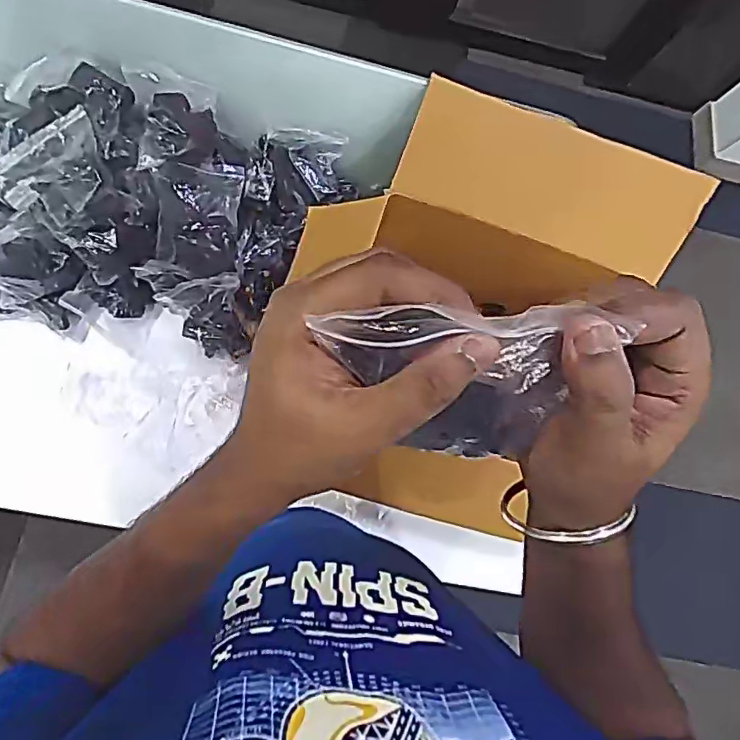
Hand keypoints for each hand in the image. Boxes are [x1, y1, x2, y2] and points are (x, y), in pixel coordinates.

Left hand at [215, 249, 497, 505]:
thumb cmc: (302, 452)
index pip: (379, 274)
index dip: (434, 288)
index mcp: (303, 311)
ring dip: (415, 295)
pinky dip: (397, 307)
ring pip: (371, 277)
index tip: (472, 318)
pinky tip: (421, 334)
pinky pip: (362, 297)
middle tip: (466, 322)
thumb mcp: (369, 426)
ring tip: (451, 326)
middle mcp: (300, 296)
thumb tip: (482, 348)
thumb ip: (424, 387)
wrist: (258, 472)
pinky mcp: (311, 322)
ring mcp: (302, 306)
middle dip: (428, 288)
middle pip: (376, 266)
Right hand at [522, 278, 710, 531]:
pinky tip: (543, 337)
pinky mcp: (595, 349)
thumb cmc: (586, 483)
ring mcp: (627, 351)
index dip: (638, 313)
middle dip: (602, 307)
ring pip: (612, 299)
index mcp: (681, 383)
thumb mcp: (597, 443)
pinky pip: (583, 313)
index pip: (677, 318)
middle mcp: (660, 359)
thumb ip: (601, 388)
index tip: (589, 326)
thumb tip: (589, 327)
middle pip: (645, 299)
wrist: (560, 500)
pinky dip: (561, 317)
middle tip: (562, 331)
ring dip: (578, 309)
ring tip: (549, 336)